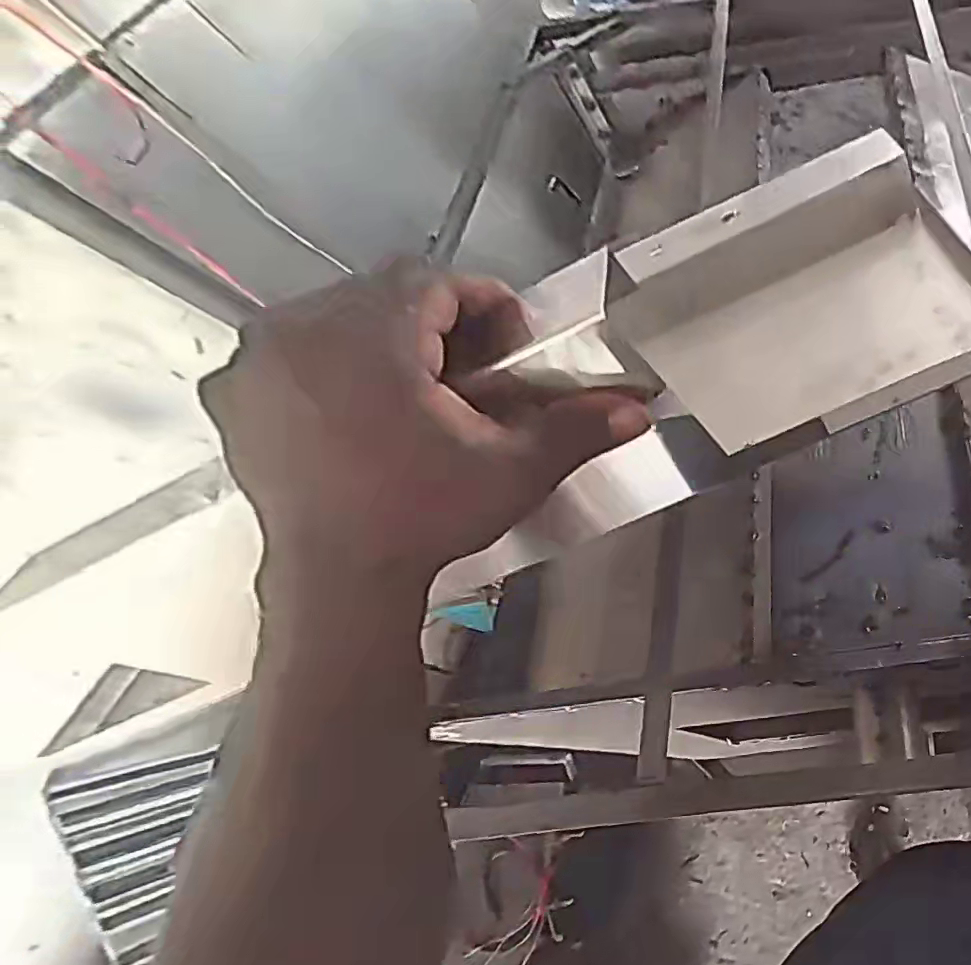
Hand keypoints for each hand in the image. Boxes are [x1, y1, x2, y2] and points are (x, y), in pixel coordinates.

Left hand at [199, 258, 650, 586]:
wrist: (339, 577)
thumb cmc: (426, 514)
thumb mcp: (517, 467)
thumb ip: (577, 428)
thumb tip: (634, 412)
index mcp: (367, 339)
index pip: (431, 279)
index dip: (486, 303)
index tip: (513, 347)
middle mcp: (295, 334)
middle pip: (385, 295)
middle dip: (444, 326)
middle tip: (483, 378)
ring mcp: (255, 364)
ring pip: (340, 320)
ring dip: (395, 344)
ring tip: (434, 398)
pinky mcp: (234, 396)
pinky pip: (298, 352)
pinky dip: (345, 367)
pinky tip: (378, 415)